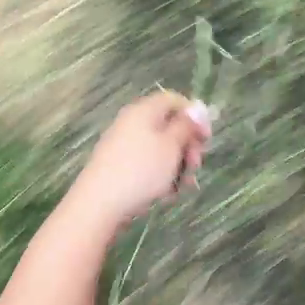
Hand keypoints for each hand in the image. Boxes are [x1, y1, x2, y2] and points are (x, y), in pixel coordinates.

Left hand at [67, 91, 212, 225]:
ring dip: (178, 165)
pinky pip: (148, 163)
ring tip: (183, 186)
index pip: (175, 100)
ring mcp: (124, 144)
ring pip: (161, 148)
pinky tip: (167, 194)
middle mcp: (132, 122)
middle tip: (195, 165)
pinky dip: (161, 175)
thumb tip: (197, 108)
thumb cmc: (141, 170)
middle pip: (170, 126)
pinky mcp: (119, 165)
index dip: (194, 116)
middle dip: (188, 146)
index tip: (206, 138)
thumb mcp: (171, 145)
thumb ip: (186, 125)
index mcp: (145, 111)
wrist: (99, 204)